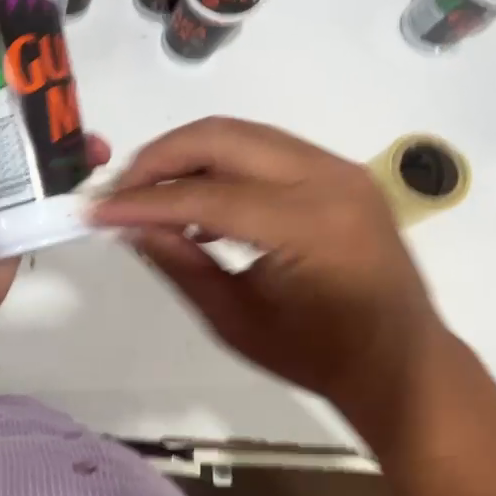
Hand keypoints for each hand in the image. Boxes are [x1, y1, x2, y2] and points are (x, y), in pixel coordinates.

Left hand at [0, 0, 108, 336]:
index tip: (34, 24)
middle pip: (8, 106)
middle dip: (42, 91)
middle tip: (74, 81)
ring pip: (35, 144)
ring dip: (64, 134)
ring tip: (93, 136)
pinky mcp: (19, 211)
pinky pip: (49, 182)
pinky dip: (72, 172)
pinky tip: (94, 165)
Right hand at [91, 117, 447, 419]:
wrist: (401, 361)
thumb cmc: (319, 356)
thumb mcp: (235, 321)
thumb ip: (180, 265)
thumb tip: (128, 226)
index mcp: (309, 227)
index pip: (205, 196)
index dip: (143, 202)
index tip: (94, 212)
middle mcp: (328, 181)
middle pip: (221, 138)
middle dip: (159, 158)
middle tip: (118, 191)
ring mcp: (339, 169)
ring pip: (240, 134)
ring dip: (185, 155)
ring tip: (147, 193)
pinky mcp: (338, 172)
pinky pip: (263, 149)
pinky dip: (219, 165)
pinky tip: (194, 202)